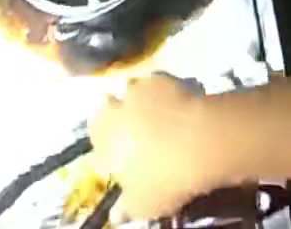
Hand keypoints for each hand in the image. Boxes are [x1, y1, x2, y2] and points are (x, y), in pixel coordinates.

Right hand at [90, 75, 219, 221]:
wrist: (196, 143)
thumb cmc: (163, 180)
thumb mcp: (141, 204)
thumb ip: (124, 206)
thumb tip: (114, 213)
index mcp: (104, 138)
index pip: (94, 133)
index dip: (103, 140)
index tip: (113, 149)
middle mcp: (114, 108)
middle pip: (106, 105)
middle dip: (115, 112)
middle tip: (131, 128)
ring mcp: (137, 90)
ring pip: (129, 90)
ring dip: (136, 100)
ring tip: (152, 114)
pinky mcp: (160, 77)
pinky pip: (153, 83)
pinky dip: (158, 91)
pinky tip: (171, 105)